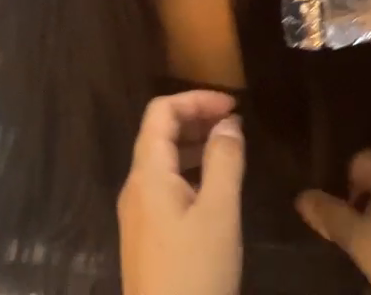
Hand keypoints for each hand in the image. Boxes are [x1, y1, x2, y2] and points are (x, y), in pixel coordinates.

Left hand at [119, 91, 245, 294]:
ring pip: (162, 160)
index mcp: (147, 174)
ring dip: (194, 144)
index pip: (160, 112)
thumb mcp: (219, 213)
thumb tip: (229, 122)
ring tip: (230, 148)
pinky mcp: (146, 236)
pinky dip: (190, 171)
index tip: (233, 106)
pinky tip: (215, 187)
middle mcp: (135, 186)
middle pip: (158, 132)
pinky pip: (165, 185)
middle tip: (235, 123)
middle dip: (196, 118)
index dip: (196, 99)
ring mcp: (137, 213)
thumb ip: (224, 161)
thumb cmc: (195, 272)